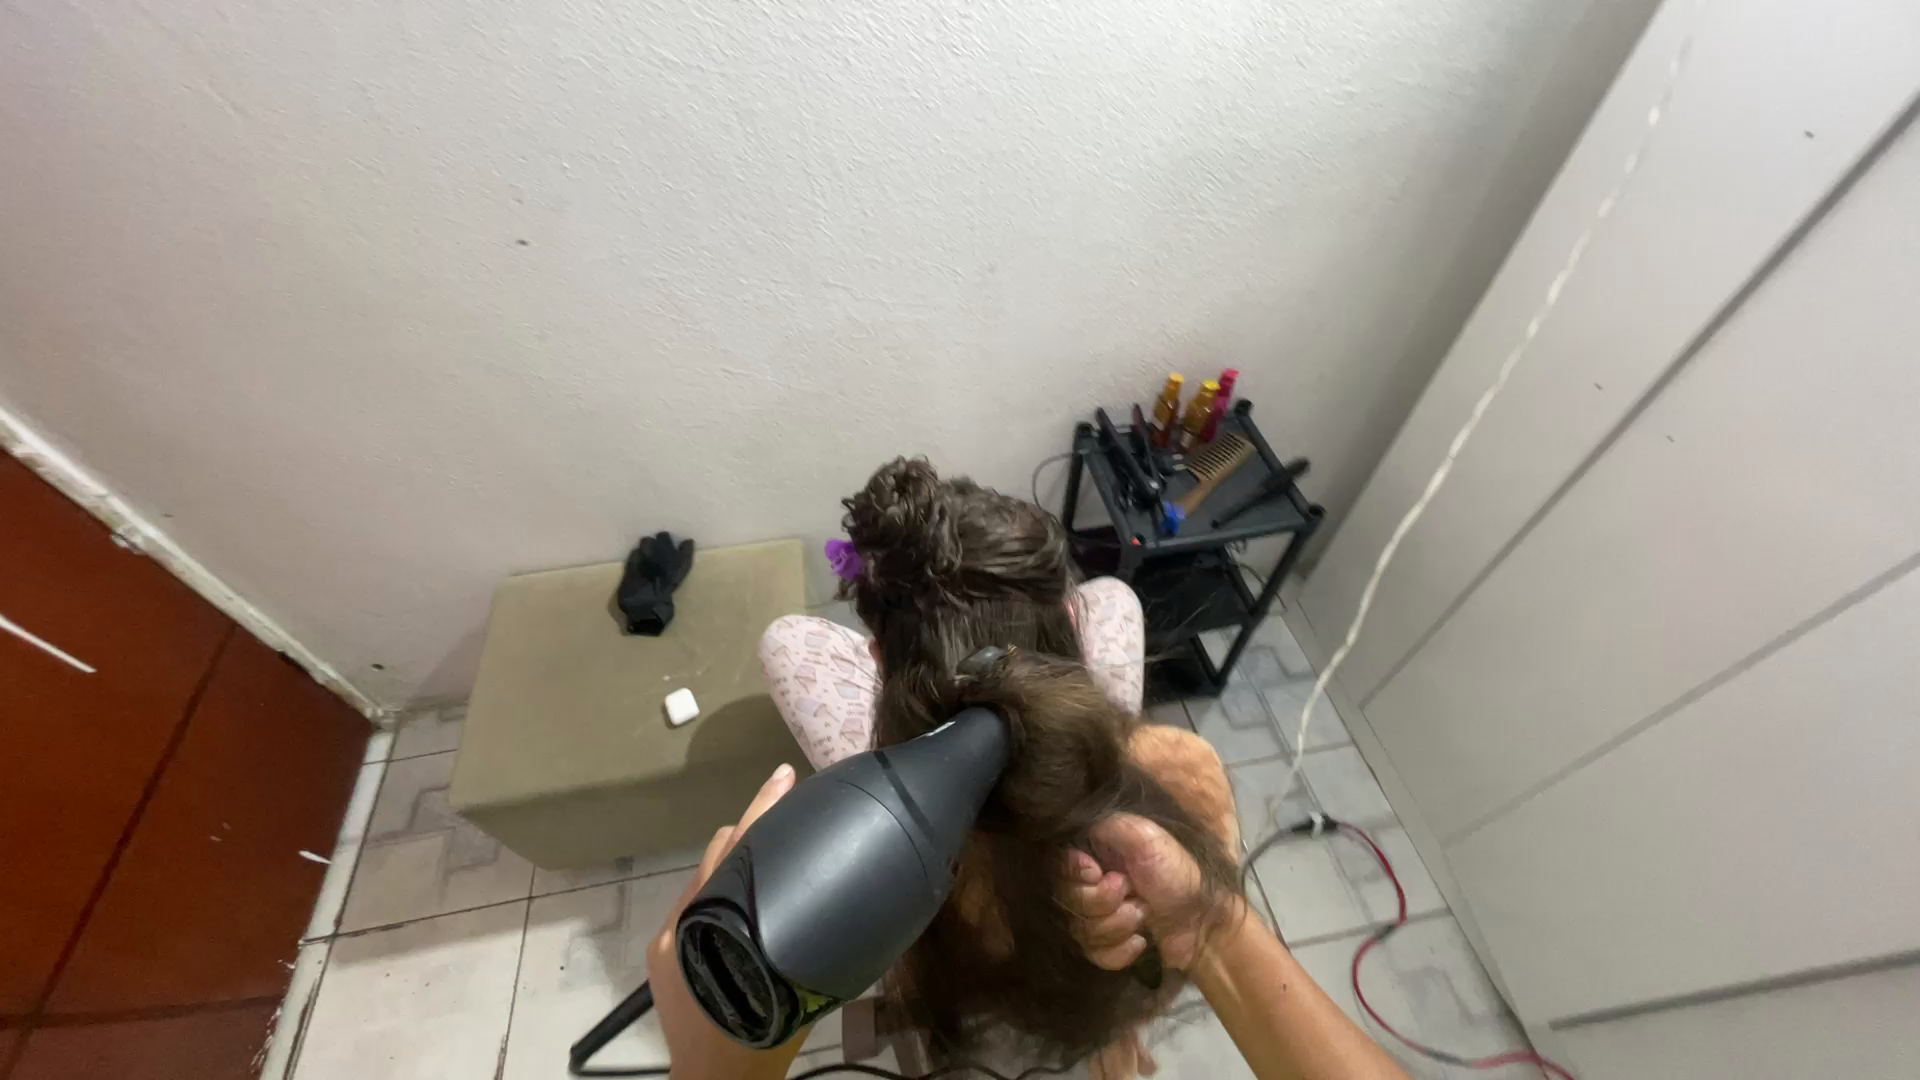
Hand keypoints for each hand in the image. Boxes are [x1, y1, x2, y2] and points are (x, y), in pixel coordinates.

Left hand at [646, 764, 801, 1079]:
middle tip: (788, 802)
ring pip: (708, 874)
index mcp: (708, 926)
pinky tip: (753, 885)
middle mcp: (681, 924)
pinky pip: (699, 899)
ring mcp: (669, 936)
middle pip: (718, 853)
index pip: (733, 850)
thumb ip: (799, 933)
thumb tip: (821, 884)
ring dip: (739, 855)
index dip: (760, 810)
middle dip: (752, 826)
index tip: (784, 776)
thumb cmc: (760, 1039)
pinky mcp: (664, 950)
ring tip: (775, 840)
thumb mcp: (791, 983)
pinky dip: (725, 883)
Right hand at [1063, 812, 1230, 970]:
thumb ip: (1108, 826)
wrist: (1203, 921)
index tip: (1098, 873)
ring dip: (1116, 926)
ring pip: (1079, 930)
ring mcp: (1094, 914)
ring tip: (1143, 914)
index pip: (1058, 864)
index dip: (1075, 873)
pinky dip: (1119, 951)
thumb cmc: (1175, 871)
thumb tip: (1079, 831)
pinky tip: (1141, 940)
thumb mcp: (1146, 837)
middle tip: (1132, 893)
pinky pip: (1093, 955)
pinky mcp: (1104, 944)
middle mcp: (1087, 881)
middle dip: (1102, 903)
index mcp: (1093, 850)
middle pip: (1067, 899)